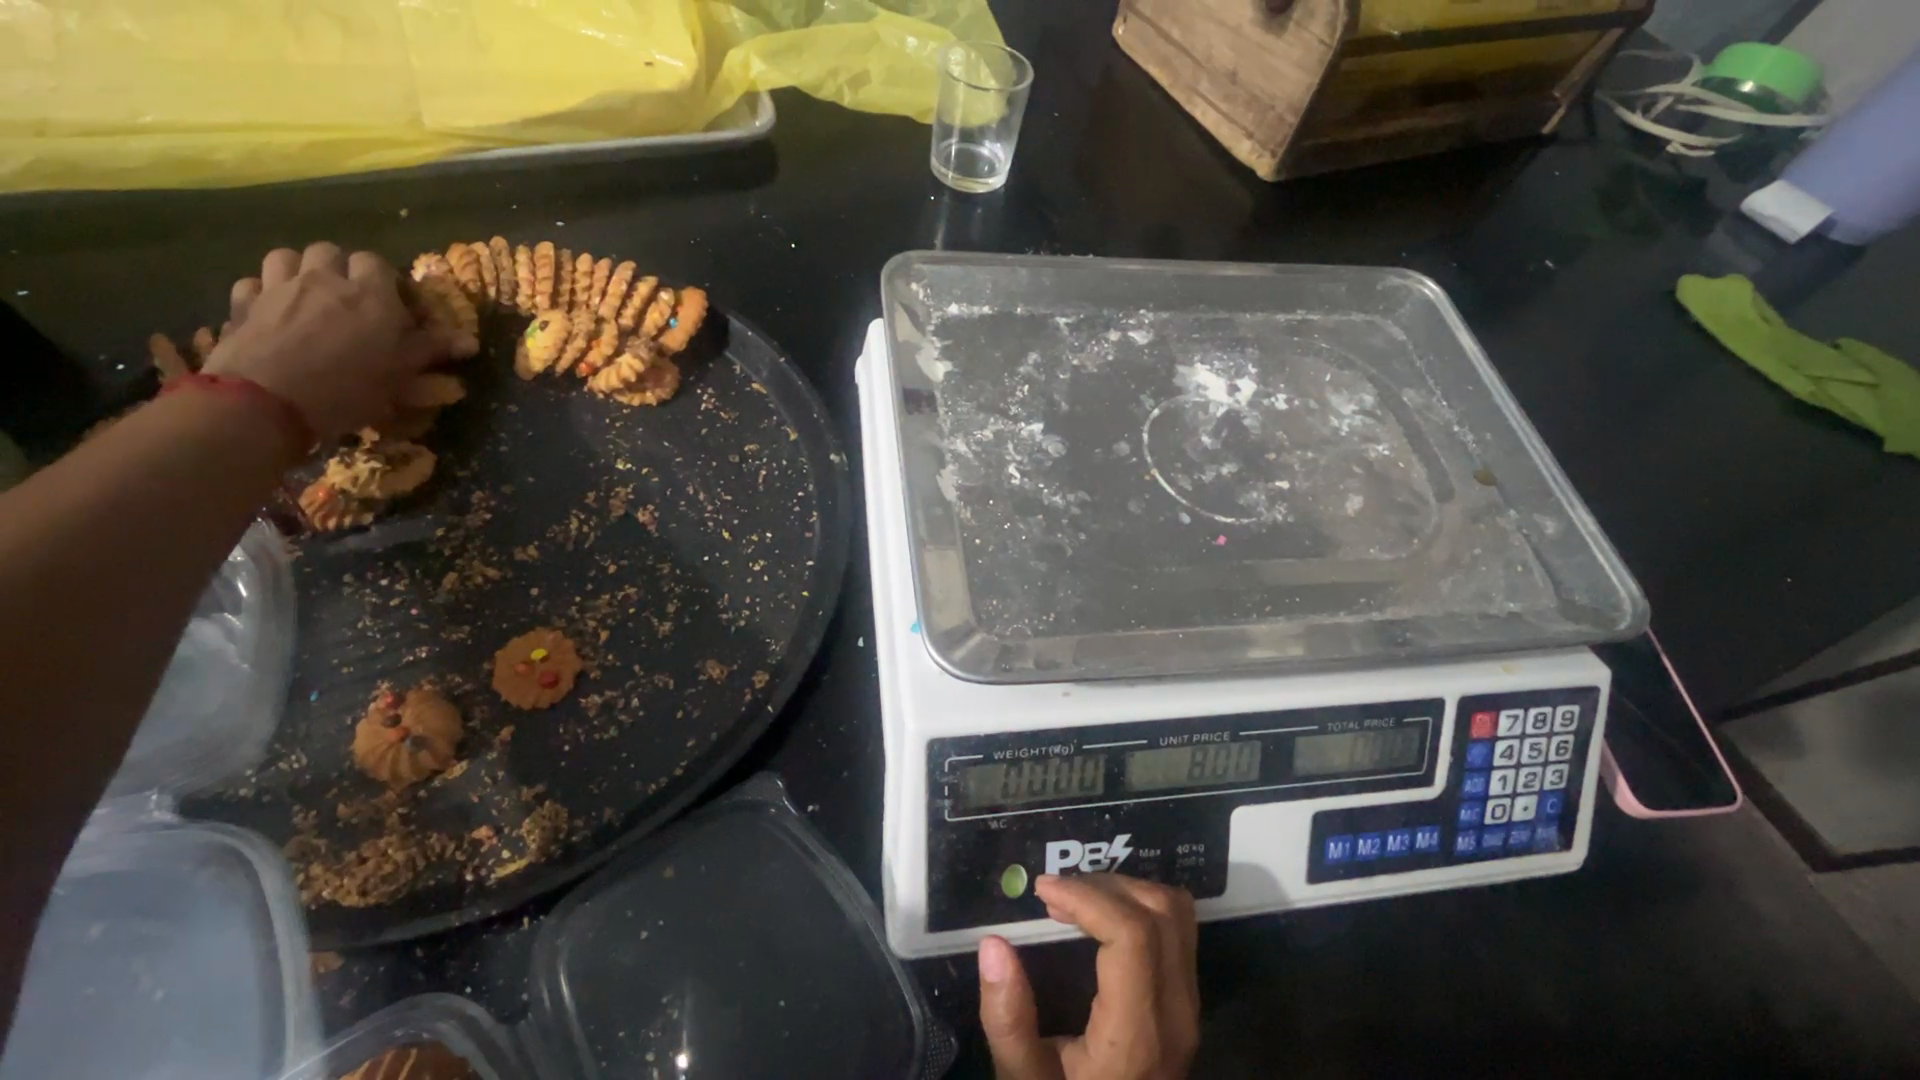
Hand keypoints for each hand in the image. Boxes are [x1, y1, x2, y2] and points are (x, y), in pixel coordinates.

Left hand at [204, 243, 442, 439]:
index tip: (393, 306)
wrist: (267, 402)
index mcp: (370, 294)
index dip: (385, 281)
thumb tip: (470, 341)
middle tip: (350, 300)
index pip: (378, 263)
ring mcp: (277, 287)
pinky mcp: (242, 304)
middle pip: (331, 252)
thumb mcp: (401, 374)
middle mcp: (324, 279)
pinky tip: (272, 310)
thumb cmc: (349, 389)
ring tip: (308, 295)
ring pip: (287, 257)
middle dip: (341, 269)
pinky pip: (253, 283)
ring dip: (300, 270)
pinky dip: (264, 291)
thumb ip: (431, 350)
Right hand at [978, 874, 1199, 1079]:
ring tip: (1075, 902)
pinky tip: (1101, 918)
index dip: (1088, 897)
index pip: (1133, 934)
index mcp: (1138, 1033)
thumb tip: (993, 945)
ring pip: (1176, 913)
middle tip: (1053, 896)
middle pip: (1159, 912)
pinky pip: (1177, 929)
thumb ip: (1007, 1020)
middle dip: (1102, 886)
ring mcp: (1190, 1005)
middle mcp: (1177, 1012)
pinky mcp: (1188, 1000)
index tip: (1043, 891)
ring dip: (1125, 890)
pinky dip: (1141, 905)